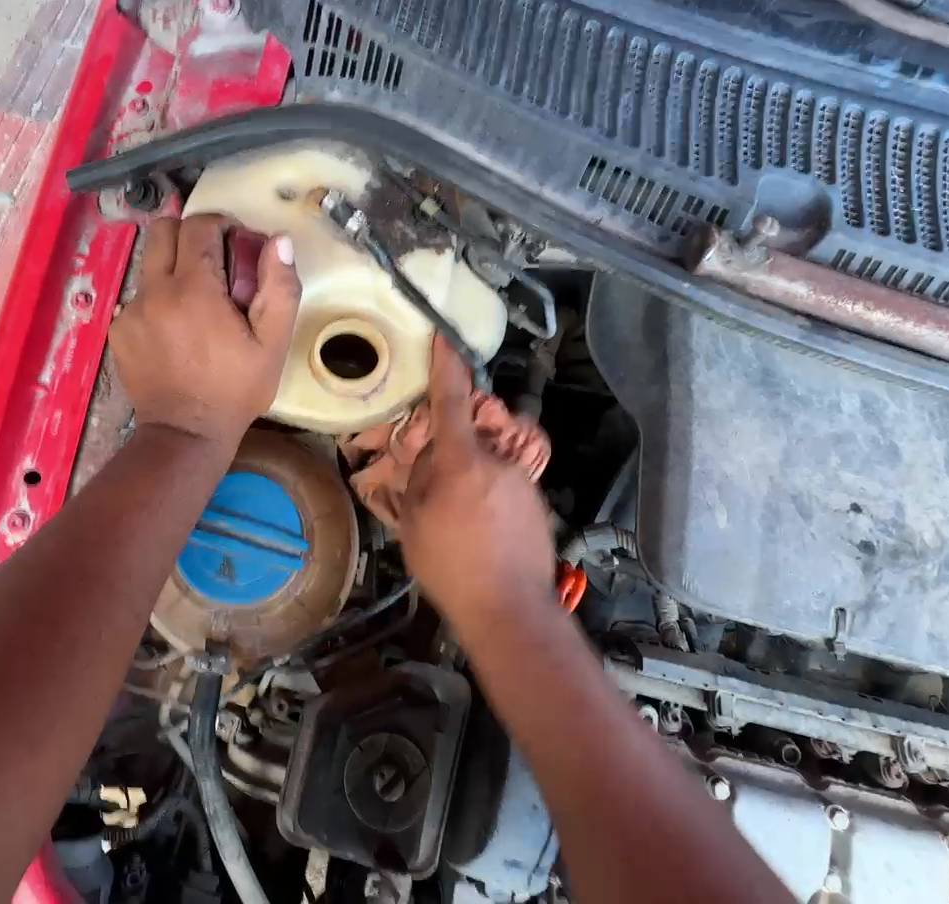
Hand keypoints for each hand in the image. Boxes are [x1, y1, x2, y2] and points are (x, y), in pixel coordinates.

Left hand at [110, 214, 300, 446]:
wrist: (185, 435)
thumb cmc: (235, 390)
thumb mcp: (273, 344)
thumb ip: (279, 288)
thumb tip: (279, 242)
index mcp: (194, 290)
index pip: (199, 226)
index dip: (222, 226)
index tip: (237, 245)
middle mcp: (155, 292)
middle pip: (162, 230)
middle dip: (189, 235)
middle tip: (212, 262)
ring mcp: (130, 311)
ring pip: (149, 263)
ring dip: (173, 269)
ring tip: (196, 303)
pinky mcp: (118, 331)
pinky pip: (138, 297)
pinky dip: (158, 301)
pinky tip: (176, 332)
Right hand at [396, 339, 556, 628]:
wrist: (510, 609)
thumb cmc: (452, 568)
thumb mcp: (414, 521)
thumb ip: (418, 477)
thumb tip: (429, 453)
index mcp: (462, 462)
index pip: (452, 401)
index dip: (445, 367)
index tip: (443, 339)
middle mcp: (497, 462)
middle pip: (467, 432)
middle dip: (445, 446)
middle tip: (426, 479)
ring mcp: (520, 480)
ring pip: (484, 459)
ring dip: (465, 473)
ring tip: (452, 515)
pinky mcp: (534, 498)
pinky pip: (501, 480)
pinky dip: (484, 492)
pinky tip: (475, 528)